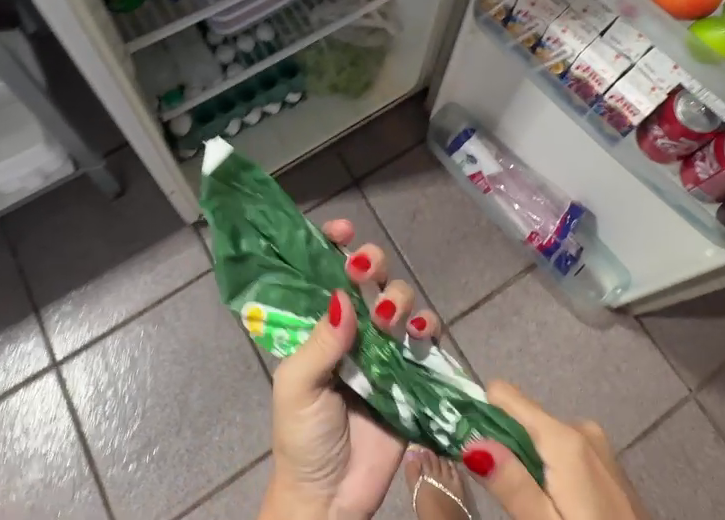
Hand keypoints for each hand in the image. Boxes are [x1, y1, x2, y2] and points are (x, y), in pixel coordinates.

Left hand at [262, 224, 445, 519]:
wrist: (330, 497)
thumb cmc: (302, 438)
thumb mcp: (296, 387)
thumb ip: (320, 342)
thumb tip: (342, 297)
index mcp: (318, 327)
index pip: (325, 274)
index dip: (334, 246)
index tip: (343, 231)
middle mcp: (352, 330)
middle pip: (369, 278)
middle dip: (371, 263)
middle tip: (364, 271)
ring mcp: (383, 351)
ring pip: (400, 302)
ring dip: (398, 296)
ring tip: (388, 317)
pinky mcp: (411, 375)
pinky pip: (426, 340)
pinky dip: (427, 326)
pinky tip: (420, 331)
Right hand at [459, 381, 649, 519]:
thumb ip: (512, 483)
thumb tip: (471, 440)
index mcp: (565, 437)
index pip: (504, 395)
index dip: (480, 417)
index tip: (467, 449)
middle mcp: (581, 428)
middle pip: (522, 421)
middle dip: (506, 452)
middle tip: (508, 499)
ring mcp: (599, 446)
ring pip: (542, 440)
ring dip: (529, 467)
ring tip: (536, 510)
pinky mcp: (607, 464)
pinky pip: (564, 453)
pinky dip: (551, 473)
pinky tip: (560, 509)